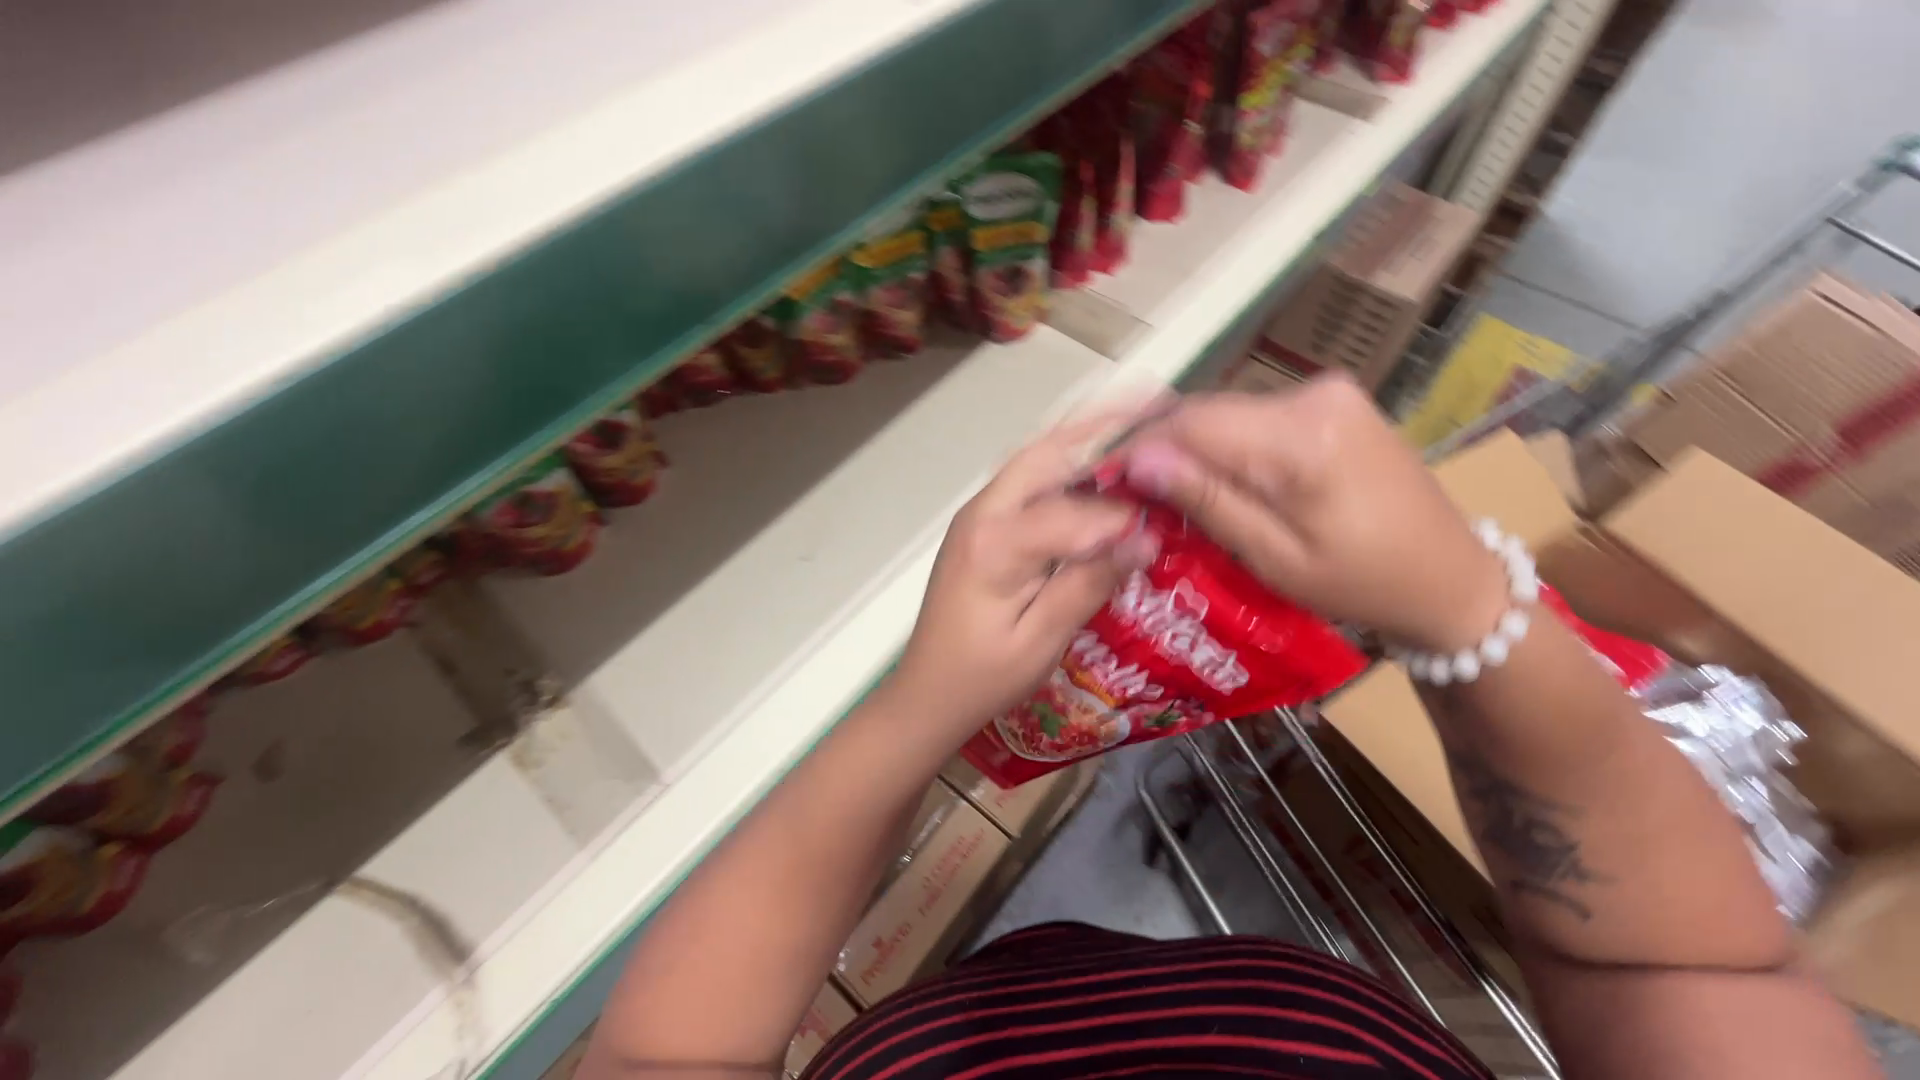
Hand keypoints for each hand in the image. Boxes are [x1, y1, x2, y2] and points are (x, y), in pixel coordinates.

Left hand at [884, 407, 1160, 743]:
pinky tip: (1102, 462)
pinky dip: (1068, 464)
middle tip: (1155, 402)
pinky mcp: (985, 525)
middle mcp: (982, 514)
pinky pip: (1031, 482)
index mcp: (993, 546)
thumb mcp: (1039, 642)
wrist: (927, 693)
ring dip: (1085, 437)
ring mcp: (980, 515)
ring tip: (1136, 414)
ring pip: (1036, 460)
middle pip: (1045, 455)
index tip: (1165, 519)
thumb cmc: (982, 678)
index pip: (1067, 512)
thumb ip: (1086, 585)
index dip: (1119, 514)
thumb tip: (1143, 541)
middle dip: (1101, 427)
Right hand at [1118, 376, 1507, 652]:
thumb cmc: (1361, 585)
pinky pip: (1257, 417)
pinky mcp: (1335, 401)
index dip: (1136, 446)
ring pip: (1228, 413)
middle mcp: (1315, 395)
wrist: (1451, 578)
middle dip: (1160, 447)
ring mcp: (1329, 393)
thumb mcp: (1275, 557)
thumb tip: (1138, 460)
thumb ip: (1209, 500)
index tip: (1097, 479)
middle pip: (1208, 412)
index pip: (1191, 423)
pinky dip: (1226, 444)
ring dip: (1192, 447)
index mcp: (1303, 438)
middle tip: (1122, 491)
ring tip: (1160, 491)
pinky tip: (1212, 478)